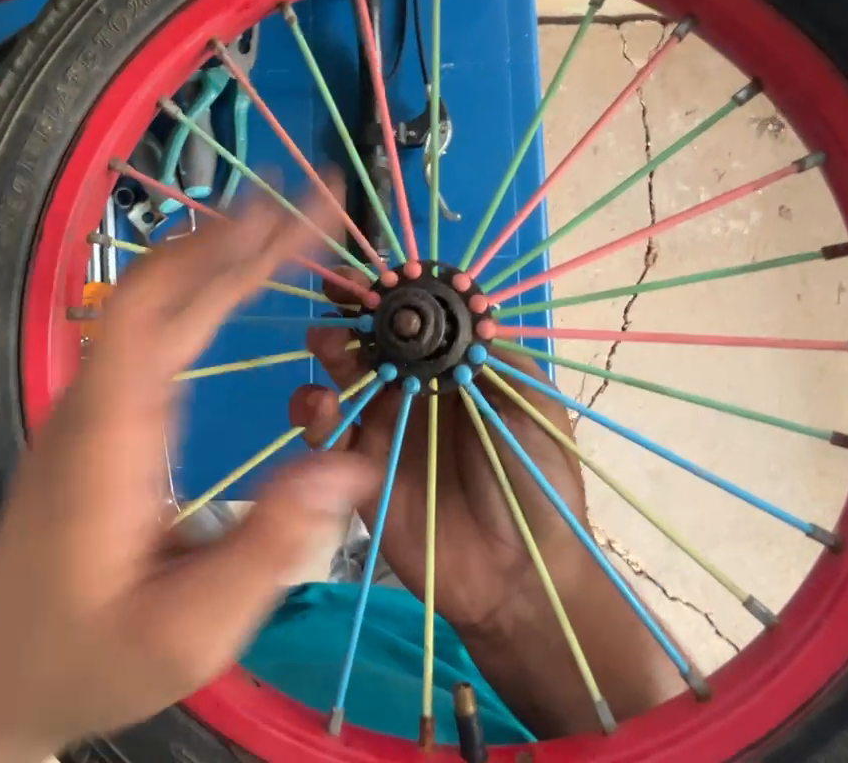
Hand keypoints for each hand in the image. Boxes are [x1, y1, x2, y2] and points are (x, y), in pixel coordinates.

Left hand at [0, 192, 377, 762]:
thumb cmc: (83, 655)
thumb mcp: (186, 632)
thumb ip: (267, 551)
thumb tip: (348, 468)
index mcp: (110, 430)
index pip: (159, 306)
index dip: (221, 249)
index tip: (287, 212)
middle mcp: (96, 396)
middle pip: (162, 287)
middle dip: (239, 234)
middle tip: (314, 197)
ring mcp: (95, 401)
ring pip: (156, 301)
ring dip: (223, 254)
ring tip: (290, 222)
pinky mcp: (103, 415)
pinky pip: (156, 330)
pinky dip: (205, 290)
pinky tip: (237, 281)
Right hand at [293, 279, 687, 735]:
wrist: (518, 573)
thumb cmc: (535, 480)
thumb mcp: (530, 407)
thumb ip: (490, 355)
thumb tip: (459, 302)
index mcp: (457, 369)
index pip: (420, 319)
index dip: (397, 294)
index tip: (378, 274)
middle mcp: (416, 389)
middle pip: (374, 338)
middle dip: (353, 311)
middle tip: (338, 296)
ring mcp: (384, 426)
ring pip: (342, 375)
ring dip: (330, 351)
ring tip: (328, 343)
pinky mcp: (357, 467)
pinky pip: (324, 432)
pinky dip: (312, 412)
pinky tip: (320, 407)